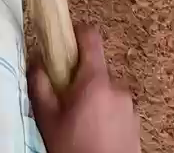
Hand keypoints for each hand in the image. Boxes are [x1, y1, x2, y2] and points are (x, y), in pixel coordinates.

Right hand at [30, 26, 139, 152]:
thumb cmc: (74, 149)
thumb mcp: (47, 118)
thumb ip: (39, 83)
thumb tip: (36, 58)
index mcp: (96, 80)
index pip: (90, 36)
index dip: (76, 32)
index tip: (63, 40)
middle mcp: (118, 88)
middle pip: (96, 66)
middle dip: (81, 76)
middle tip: (66, 95)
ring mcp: (131, 107)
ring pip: (107, 88)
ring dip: (95, 95)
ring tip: (81, 119)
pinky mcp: (137, 124)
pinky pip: (117, 106)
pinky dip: (106, 111)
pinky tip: (95, 131)